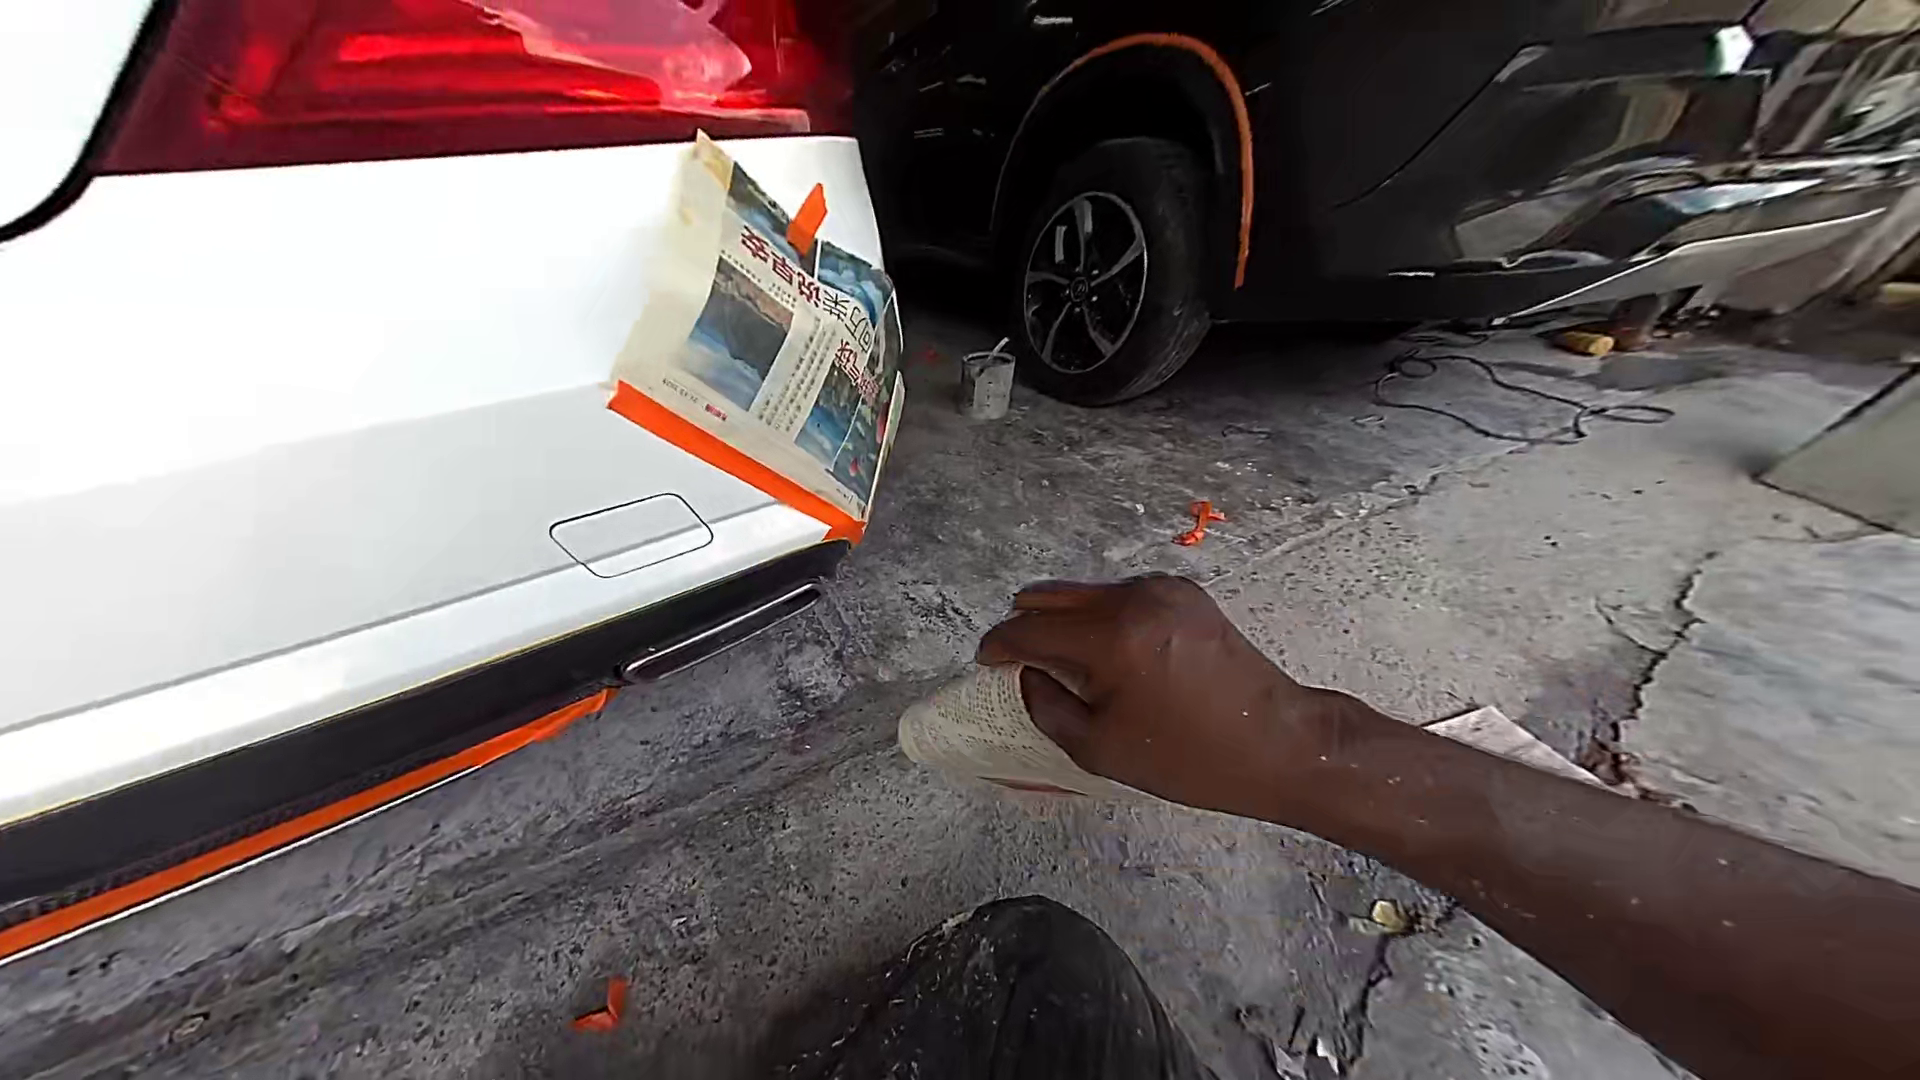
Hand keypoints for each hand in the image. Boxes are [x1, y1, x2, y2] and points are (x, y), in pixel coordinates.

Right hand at [976, 575, 1366, 817]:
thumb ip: (1046, 705)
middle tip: (1017, 655)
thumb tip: (1029, 671)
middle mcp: (1131, 597)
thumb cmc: (1189, 757)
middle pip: (1051, 595)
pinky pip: (1118, 595)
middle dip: (1024, 623)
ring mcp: (1159, 587)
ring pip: (1084, 591)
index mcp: (1110, 637)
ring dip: (1062, 618)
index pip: (1030, 628)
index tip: (984, 659)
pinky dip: (1098, 616)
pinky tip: (1108, 649)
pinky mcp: (1181, 590)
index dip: (999, 644)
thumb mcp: (1101, 749)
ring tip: (1063, 656)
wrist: (1282, 742)